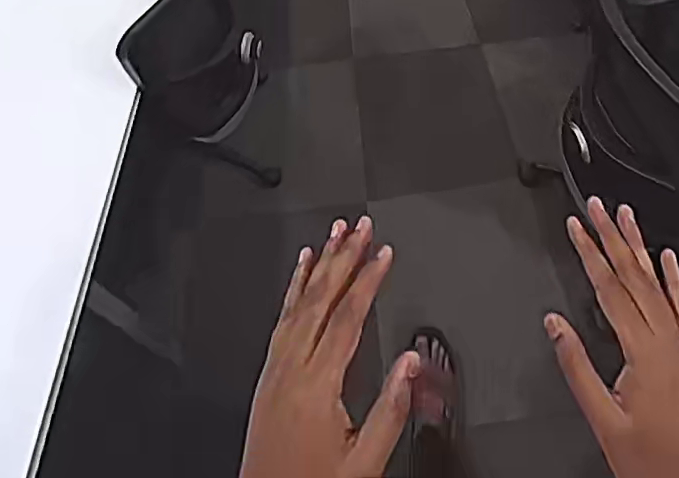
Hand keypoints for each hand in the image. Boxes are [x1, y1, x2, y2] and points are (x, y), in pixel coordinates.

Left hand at [241, 216, 418, 477]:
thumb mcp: (364, 463)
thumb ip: (390, 409)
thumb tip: (411, 361)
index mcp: (317, 385)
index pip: (347, 317)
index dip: (368, 279)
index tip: (384, 252)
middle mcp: (292, 368)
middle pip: (321, 298)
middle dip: (345, 256)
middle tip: (361, 225)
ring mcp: (275, 368)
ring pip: (299, 301)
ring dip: (320, 262)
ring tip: (335, 231)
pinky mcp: (267, 374)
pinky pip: (281, 317)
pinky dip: (293, 286)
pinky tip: (301, 266)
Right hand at [546, 199, 678, 477]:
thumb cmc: (654, 463)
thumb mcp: (604, 421)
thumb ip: (577, 366)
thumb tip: (554, 323)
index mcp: (643, 350)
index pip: (610, 286)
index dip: (590, 251)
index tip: (576, 225)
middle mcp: (665, 339)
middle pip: (634, 273)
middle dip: (612, 235)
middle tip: (597, 206)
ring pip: (656, 281)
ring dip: (639, 245)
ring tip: (627, 216)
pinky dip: (673, 278)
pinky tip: (668, 257)